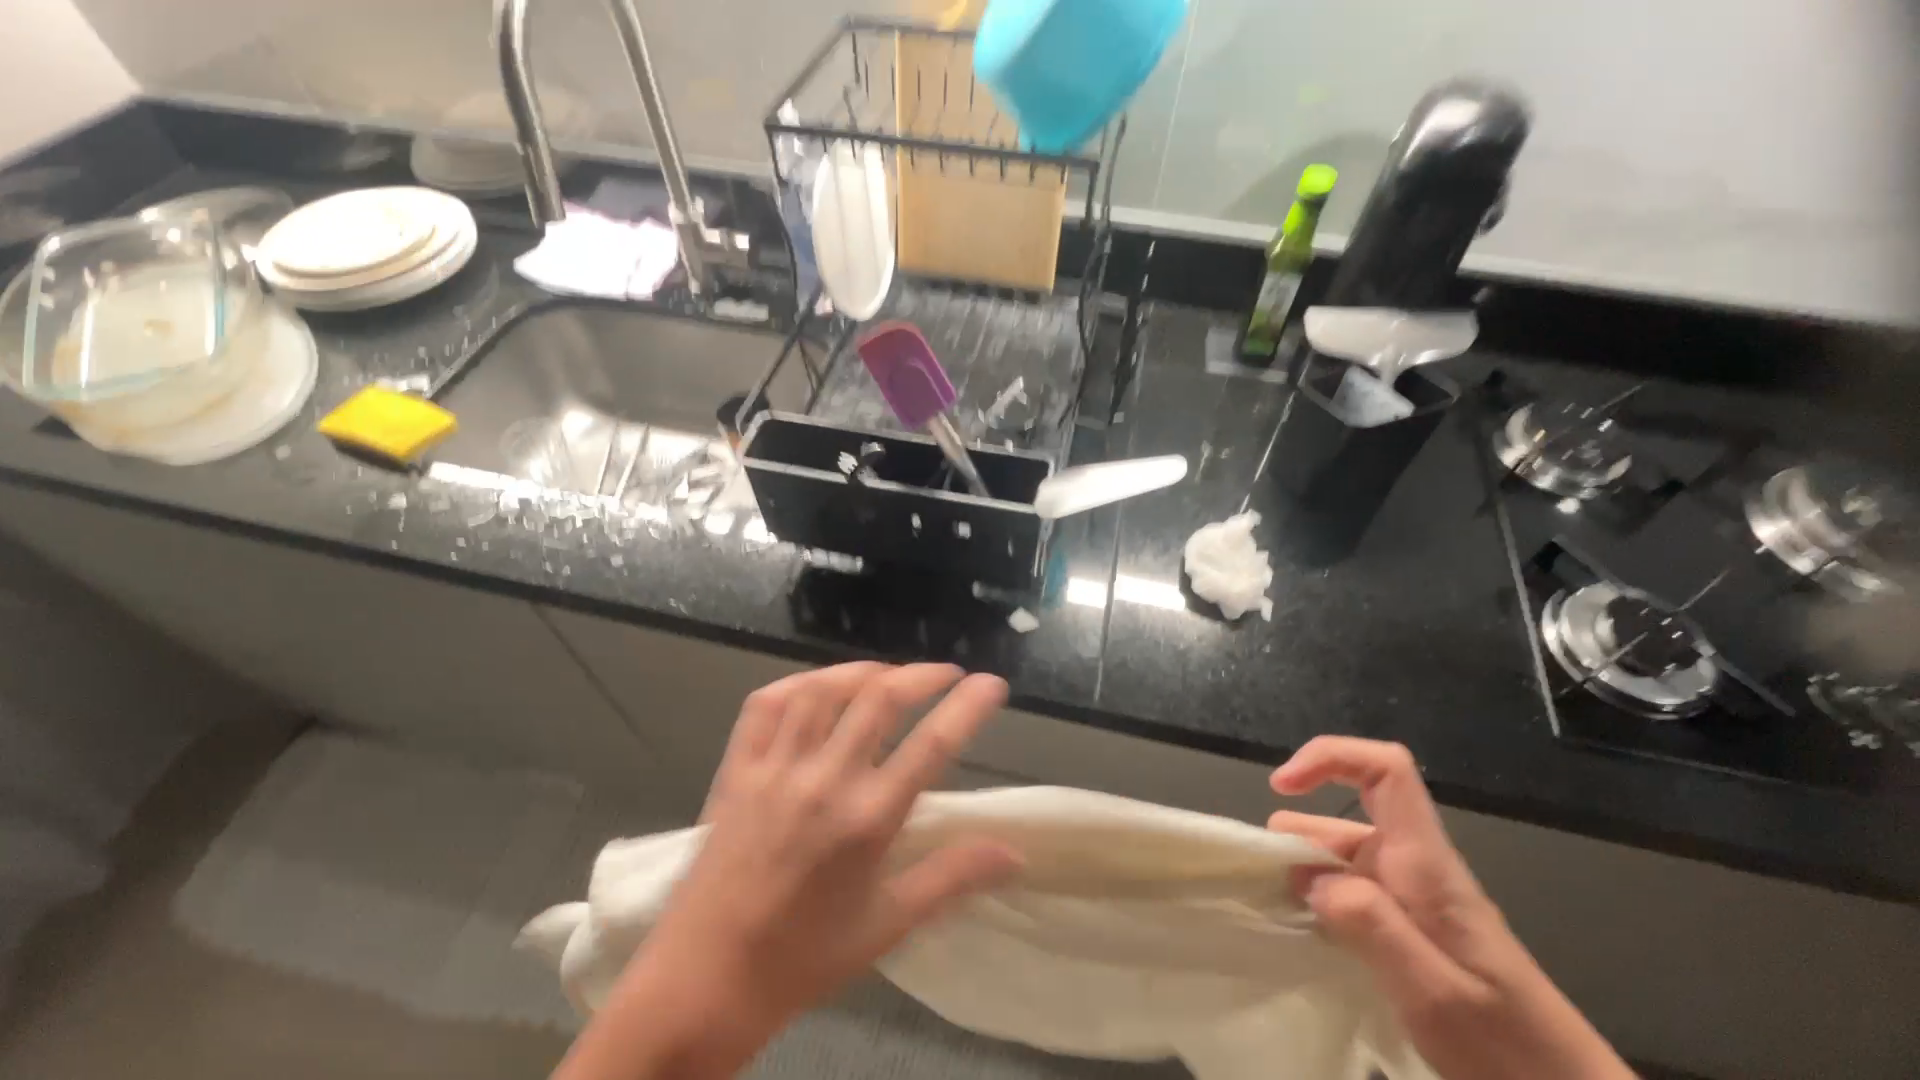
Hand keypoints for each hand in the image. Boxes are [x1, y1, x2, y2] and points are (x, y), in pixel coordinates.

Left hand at [553, 663, 1020, 1079]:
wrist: (705, 979)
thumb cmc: (804, 957)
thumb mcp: (888, 924)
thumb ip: (953, 878)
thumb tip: (1015, 853)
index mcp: (867, 819)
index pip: (932, 744)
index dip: (968, 706)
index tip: (993, 684)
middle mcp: (822, 780)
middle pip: (879, 699)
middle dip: (921, 675)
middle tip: (946, 673)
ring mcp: (774, 769)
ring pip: (822, 691)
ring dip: (862, 671)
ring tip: (888, 674)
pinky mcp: (736, 770)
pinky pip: (765, 706)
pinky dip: (798, 684)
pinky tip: (818, 687)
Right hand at [1268, 737, 1634, 1079]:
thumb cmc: (1505, 1043)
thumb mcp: (1435, 992)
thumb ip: (1372, 927)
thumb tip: (1309, 876)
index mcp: (1427, 866)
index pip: (1385, 772)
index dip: (1331, 757)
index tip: (1281, 786)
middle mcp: (1416, 870)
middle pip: (1346, 818)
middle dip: (1296, 836)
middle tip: (1260, 886)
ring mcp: (1412, 903)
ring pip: (1341, 861)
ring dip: (1301, 873)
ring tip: (1269, 913)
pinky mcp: (1408, 934)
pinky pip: (1350, 898)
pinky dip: (1317, 904)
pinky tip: (1300, 937)